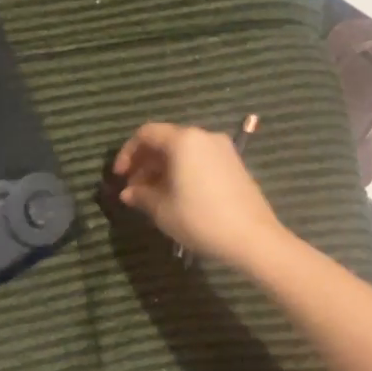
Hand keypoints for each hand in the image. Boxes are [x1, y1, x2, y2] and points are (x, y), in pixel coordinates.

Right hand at [111, 122, 281, 267]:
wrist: (252, 237)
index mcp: (183, 140)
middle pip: (165, 140)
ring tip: (152, 195)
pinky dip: (182, 171)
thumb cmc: (199, 218)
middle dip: (144, 162)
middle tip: (133, 187)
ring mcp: (222, 149)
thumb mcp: (162, 209)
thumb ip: (140, 195)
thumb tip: (128, 192)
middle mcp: (203, 136)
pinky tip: (176, 195)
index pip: (146, 134)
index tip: (119, 176)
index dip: (127, 153)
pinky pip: (199, 159)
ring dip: (162, 168)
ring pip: (183, 151)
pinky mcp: (234, 164)